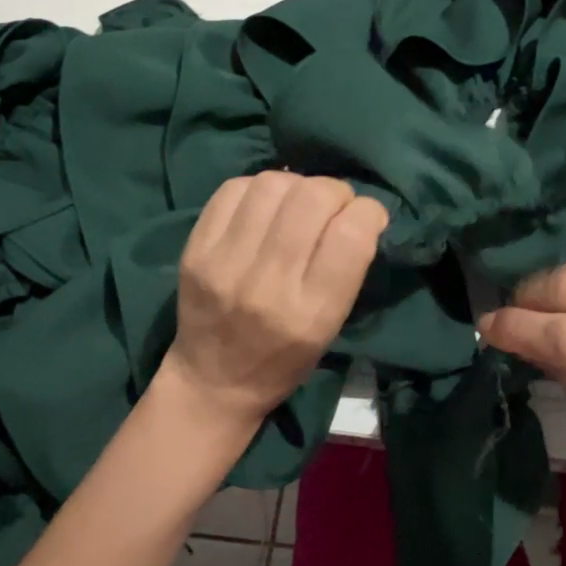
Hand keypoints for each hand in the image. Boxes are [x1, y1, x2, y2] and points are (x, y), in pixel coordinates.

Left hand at [165, 172, 388, 427]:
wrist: (213, 381)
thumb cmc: (286, 359)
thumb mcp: (332, 326)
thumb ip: (348, 267)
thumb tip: (359, 210)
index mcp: (312, 312)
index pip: (350, 234)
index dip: (369, 212)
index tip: (367, 218)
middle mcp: (268, 284)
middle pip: (313, 198)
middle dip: (336, 191)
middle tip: (334, 207)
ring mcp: (225, 263)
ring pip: (274, 183)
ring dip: (297, 184)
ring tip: (297, 204)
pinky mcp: (196, 249)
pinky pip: (234, 189)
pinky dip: (259, 188)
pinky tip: (265, 207)